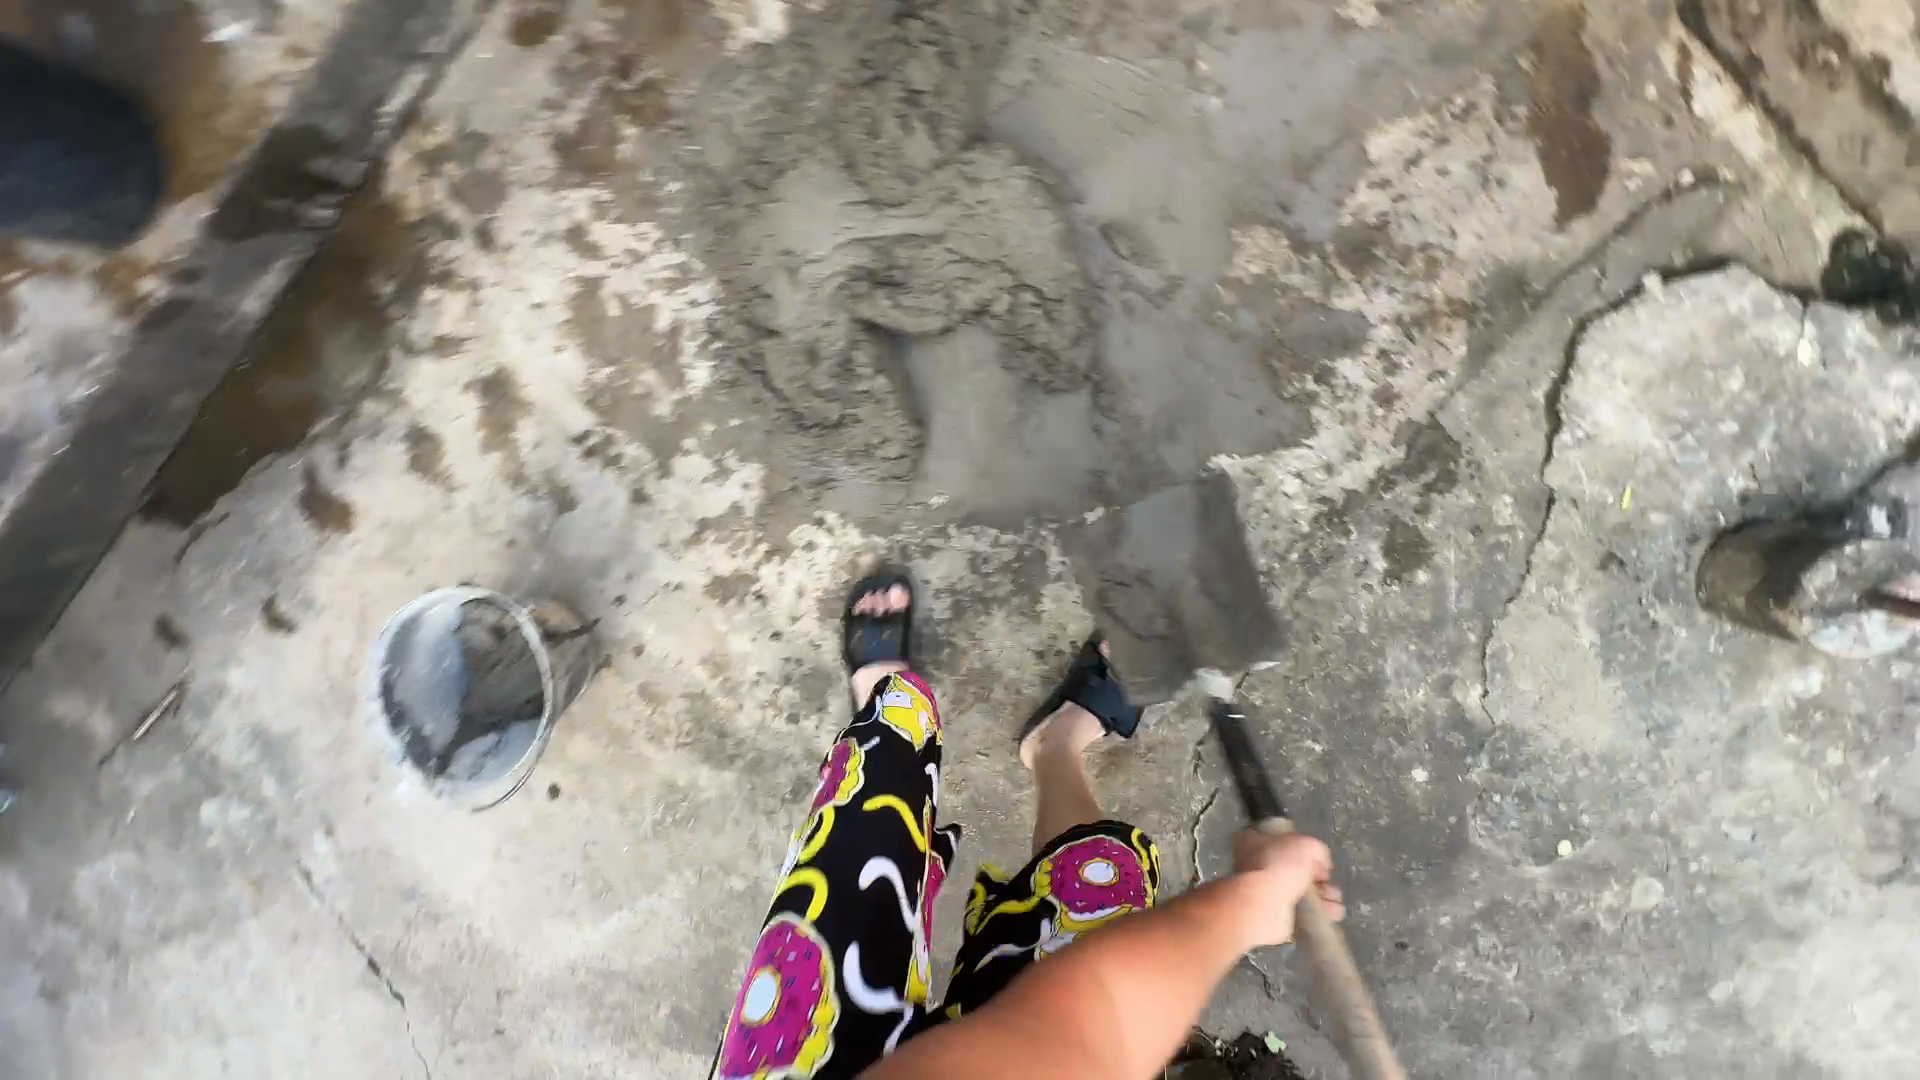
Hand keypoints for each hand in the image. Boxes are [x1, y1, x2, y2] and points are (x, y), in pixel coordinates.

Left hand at [1228, 828, 1345, 946]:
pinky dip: (1319, 912)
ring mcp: (1262, 889)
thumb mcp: (1305, 844)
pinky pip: (1300, 911)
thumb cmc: (1279, 865)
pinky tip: (1333, 913)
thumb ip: (1316, 848)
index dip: (1304, 849)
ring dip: (1323, 895)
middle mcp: (1254, 863)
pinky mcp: (1273, 913)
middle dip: (1318, 877)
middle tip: (1329, 883)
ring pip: (1299, 891)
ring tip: (1335, 900)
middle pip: (1294, 868)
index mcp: (1252, 839)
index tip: (1319, 860)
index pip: (1282, 840)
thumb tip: (1321, 861)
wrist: (1264, 903)